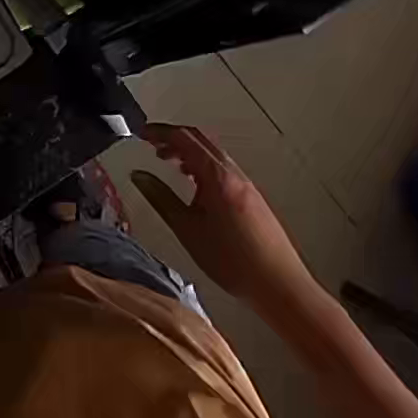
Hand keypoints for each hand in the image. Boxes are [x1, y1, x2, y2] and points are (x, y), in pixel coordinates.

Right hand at [129, 123, 308, 299]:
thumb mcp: (187, 229)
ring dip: (187, 149)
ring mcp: (244, 183)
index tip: (141, 132)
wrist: (279, 285)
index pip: (183, 138)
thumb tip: (139, 176)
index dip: (159, 131)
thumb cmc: (233, 261)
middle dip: (172, 136)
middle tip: (150, 141)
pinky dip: (200, 162)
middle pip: (199, 138)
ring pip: (211, 151)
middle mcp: (233, 173)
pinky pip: (221, 166)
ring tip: (166, 159)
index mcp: (217, 175)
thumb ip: (160, 197)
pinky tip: (192, 180)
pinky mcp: (250, 195)